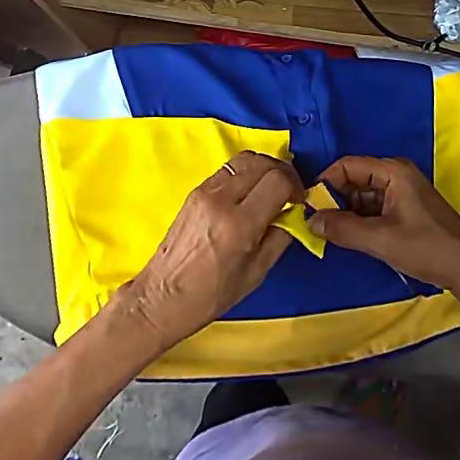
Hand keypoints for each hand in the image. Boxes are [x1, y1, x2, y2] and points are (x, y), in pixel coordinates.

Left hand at [111, 151, 302, 354]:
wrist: (160, 299)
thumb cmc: (211, 294)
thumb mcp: (258, 272)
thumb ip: (282, 235)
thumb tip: (293, 213)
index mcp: (240, 223)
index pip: (278, 180)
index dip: (296, 186)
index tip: (299, 201)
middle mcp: (221, 200)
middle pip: (263, 163)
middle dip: (283, 173)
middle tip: (290, 192)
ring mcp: (204, 193)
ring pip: (245, 160)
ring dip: (265, 169)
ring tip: (271, 188)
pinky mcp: (195, 193)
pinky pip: (228, 169)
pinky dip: (246, 173)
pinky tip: (249, 193)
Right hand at [311, 156, 459, 303]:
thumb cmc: (428, 248)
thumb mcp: (381, 239)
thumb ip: (343, 228)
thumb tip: (309, 220)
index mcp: (393, 171)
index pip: (347, 166)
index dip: (324, 183)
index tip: (305, 207)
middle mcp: (396, 175)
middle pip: (352, 179)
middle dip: (332, 199)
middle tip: (313, 224)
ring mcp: (401, 192)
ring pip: (360, 195)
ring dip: (344, 212)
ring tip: (326, 233)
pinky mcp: (403, 209)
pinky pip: (372, 207)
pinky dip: (358, 220)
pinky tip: (347, 236)